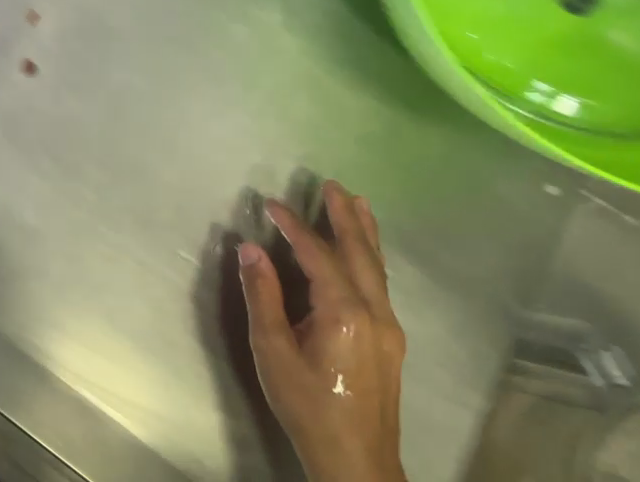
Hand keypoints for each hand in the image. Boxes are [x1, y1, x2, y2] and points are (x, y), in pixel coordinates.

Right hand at [239, 182, 406, 481]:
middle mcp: (374, 313)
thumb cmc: (306, 403)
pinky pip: (379, 284)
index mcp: (344, 313)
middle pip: (359, 255)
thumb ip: (262, 296)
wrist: (355, 458)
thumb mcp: (271, 350)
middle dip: (345, 218)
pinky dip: (370, 258)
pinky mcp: (390, 341)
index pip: (317, 256)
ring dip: (364, 234)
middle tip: (333, 185)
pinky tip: (364, 254)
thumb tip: (249, 248)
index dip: (294, 226)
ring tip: (358, 205)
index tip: (271, 202)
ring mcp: (389, 328)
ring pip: (376, 269)